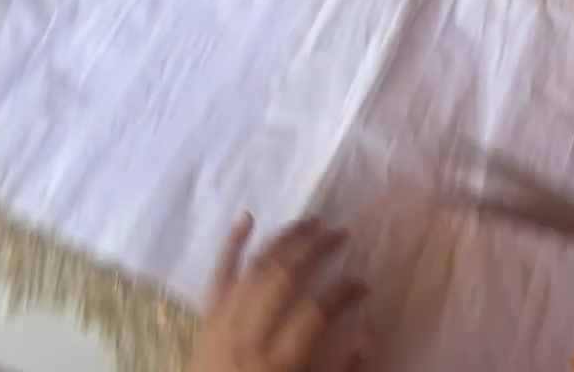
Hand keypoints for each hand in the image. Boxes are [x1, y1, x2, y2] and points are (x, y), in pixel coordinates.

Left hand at [187, 214, 370, 371]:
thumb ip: (337, 370)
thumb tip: (368, 335)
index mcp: (277, 363)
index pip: (315, 311)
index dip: (342, 291)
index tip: (362, 283)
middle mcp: (248, 336)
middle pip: (283, 277)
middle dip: (313, 249)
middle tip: (339, 233)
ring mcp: (223, 325)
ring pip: (255, 268)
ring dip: (283, 239)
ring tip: (309, 221)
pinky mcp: (205, 322)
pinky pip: (218, 277)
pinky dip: (232, 245)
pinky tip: (247, 218)